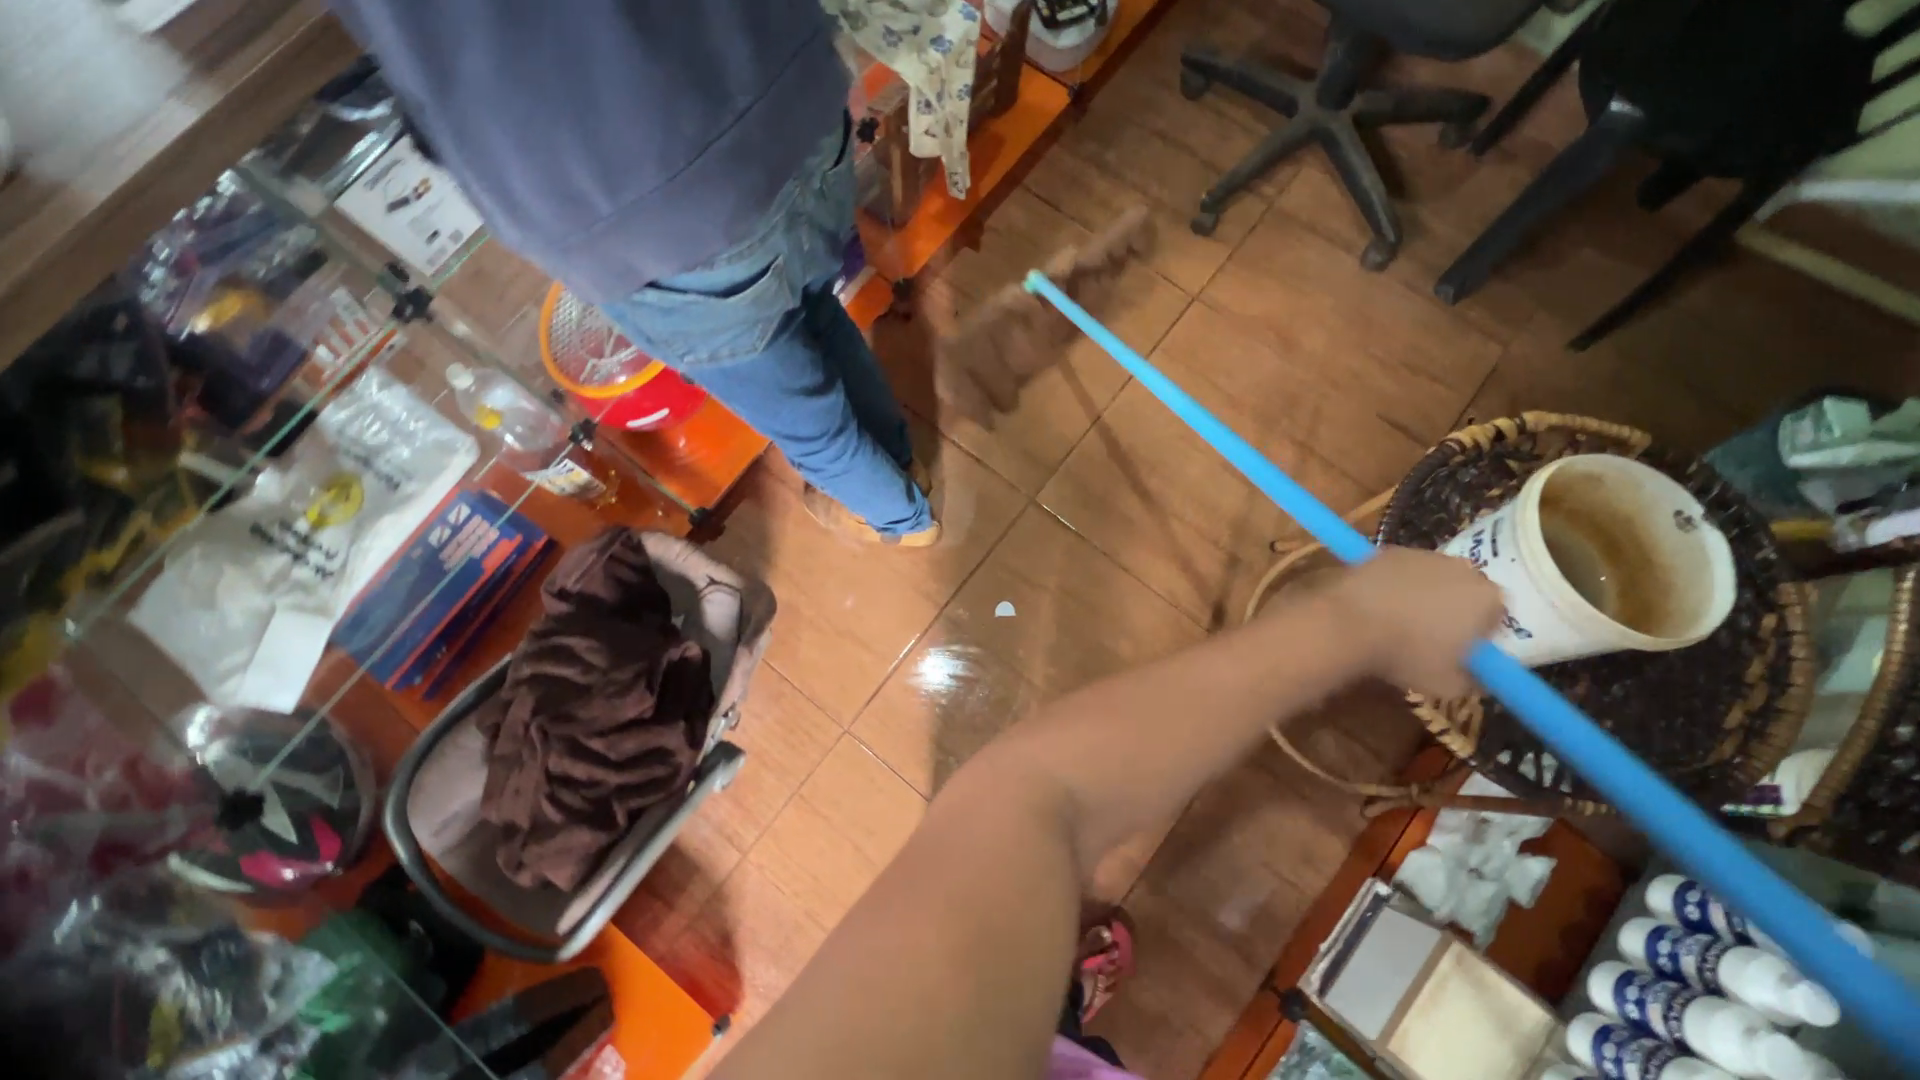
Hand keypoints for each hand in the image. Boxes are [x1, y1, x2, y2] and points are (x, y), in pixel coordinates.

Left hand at [1328, 546, 1504, 697]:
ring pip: (1434, 577)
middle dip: (1455, 609)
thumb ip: (1473, 681)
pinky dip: (1396, 582)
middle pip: (1467, 590)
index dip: (1479, 634)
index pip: (1496, 616)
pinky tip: (1379, 602)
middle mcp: (1463, 568)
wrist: (1349, 624)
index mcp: (1488, 598)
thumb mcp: (1449, 685)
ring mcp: (1424, 554)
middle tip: (1430, 634)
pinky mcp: (1389, 550)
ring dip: (1425, 593)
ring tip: (1399, 618)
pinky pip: (1402, 569)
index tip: (1460, 650)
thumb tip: (1477, 679)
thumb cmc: (1407, 656)